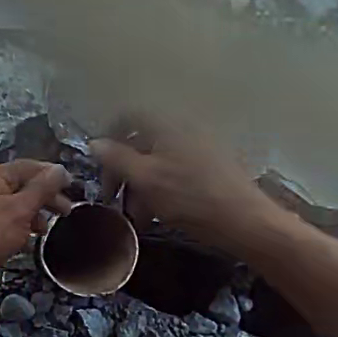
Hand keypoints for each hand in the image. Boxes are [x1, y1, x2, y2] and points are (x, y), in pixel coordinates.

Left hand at [0, 160, 73, 297]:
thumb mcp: (21, 209)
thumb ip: (42, 188)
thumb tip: (60, 169)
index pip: (31, 166)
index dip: (52, 175)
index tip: (70, 185)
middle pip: (24, 185)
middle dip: (47, 197)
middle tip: (65, 209)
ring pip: (17, 204)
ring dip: (35, 213)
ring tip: (47, 227)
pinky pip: (7, 220)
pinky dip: (21, 226)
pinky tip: (28, 238)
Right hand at [89, 116, 282, 253]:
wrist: (244, 220)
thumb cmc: (189, 197)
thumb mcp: (145, 179)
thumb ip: (116, 158)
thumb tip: (94, 142)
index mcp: (165, 124)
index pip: (128, 116)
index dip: (108, 136)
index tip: (99, 164)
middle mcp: (183, 128)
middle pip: (142, 141)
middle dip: (123, 170)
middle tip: (112, 198)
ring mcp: (199, 147)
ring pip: (158, 160)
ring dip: (140, 185)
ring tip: (135, 215)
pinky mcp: (211, 167)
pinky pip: (175, 171)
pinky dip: (160, 189)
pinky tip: (156, 214)